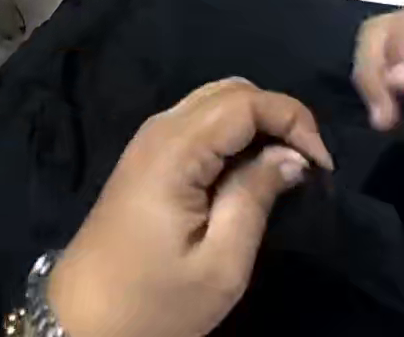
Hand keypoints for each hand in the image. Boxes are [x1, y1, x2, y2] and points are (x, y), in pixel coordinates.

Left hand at [47, 79, 333, 336]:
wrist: (79, 323)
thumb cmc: (152, 303)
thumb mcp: (219, 265)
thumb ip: (256, 197)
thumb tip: (292, 156)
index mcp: (176, 146)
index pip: (245, 101)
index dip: (292, 119)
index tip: (323, 164)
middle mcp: (162, 125)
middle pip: (232, 90)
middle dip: (277, 114)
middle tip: (307, 162)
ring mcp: (151, 136)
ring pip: (216, 99)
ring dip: (257, 120)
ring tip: (285, 163)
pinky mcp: (149, 151)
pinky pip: (201, 118)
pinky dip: (235, 129)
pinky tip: (250, 164)